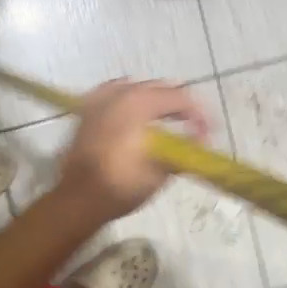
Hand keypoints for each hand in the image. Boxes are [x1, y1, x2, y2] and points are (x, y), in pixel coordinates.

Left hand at [55, 79, 209, 220]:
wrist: (78, 199)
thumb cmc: (122, 186)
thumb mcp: (161, 171)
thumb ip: (183, 150)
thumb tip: (199, 140)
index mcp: (140, 103)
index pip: (180, 97)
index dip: (199, 114)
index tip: (208, 134)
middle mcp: (120, 93)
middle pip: (159, 88)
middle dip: (179, 105)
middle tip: (193, 127)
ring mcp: (100, 100)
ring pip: (137, 88)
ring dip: (156, 101)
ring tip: (168, 119)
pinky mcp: (87, 111)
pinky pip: (114, 94)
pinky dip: (130, 100)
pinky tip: (135, 113)